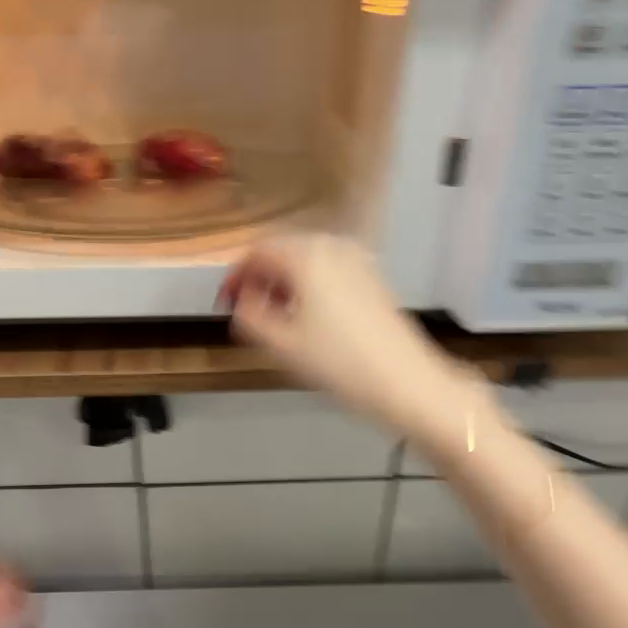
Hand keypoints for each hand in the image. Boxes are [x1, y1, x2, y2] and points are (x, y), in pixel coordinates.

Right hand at [221, 234, 462, 431]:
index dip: (235, 276)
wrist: (403, 381)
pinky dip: (309, 288)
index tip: (224, 302)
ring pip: (307, 262)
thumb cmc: (339, 363)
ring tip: (273, 320)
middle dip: (260, 279)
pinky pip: (328, 273)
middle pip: (283, 252)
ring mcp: (357, 261)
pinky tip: (305, 320)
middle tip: (246, 311)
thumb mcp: (281, 344)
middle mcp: (333, 247)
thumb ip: (249, 316)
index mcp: (306, 256)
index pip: (257, 252)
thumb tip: (241, 302)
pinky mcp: (371, 280)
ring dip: (284, 284)